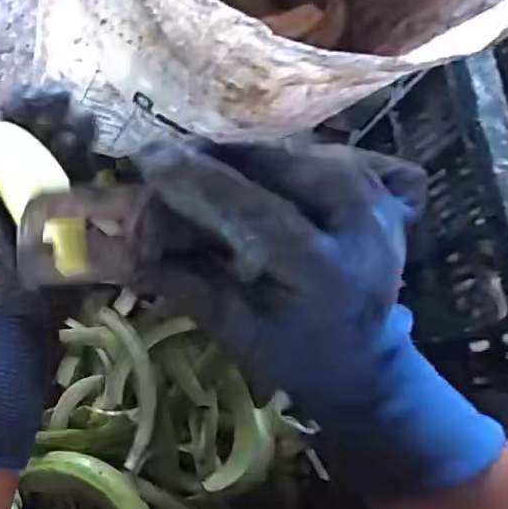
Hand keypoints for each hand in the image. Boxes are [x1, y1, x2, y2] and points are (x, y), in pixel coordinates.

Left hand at [0, 86, 92, 469]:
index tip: (55, 103)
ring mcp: (33, 218)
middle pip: (36, 144)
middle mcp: (2, 195)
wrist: (8, 340)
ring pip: (62, 167)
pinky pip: (81, 199)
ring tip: (97, 136)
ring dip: (80, 147)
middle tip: (85, 118)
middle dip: (61, 124)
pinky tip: (111, 170)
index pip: (0, 130)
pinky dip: (95, 181)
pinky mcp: (61, 239)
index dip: (26, 110)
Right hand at [133, 140, 504, 496]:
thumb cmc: (293, 354)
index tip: (149, 158)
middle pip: (279, 165)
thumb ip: (183, 285)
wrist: (365, 358)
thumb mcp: (235, 331)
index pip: (255, 210)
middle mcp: (363, 225)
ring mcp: (380, 201)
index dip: (199, 180)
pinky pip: (319, 153)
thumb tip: (124, 251)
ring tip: (197, 159)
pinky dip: (273, 154)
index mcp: (326, 272)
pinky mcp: (383, 189)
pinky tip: (245, 165)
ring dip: (242, 151)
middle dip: (216, 155)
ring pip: (297, 150)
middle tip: (166, 157)